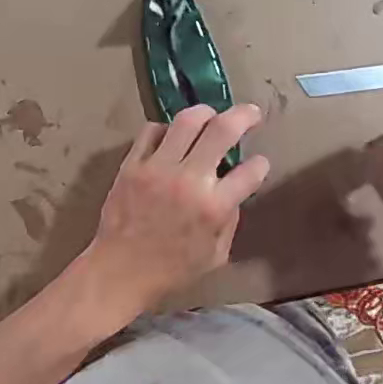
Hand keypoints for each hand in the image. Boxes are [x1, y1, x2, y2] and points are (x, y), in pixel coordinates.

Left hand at [77, 104, 271, 320]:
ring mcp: (158, 168)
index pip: (250, 172)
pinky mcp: (133, 165)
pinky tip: (172, 136)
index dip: (261, 164)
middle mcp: (189, 180)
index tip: (260, 163)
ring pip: (187, 121)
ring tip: (212, 115)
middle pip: (223, 130)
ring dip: (206, 112)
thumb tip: (233, 194)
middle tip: (251, 113)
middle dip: (244, 116)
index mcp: (214, 207)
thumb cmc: (171, 270)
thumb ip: (229, 221)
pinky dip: (166, 128)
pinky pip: (151, 131)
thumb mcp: (215, 255)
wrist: (121, 271)